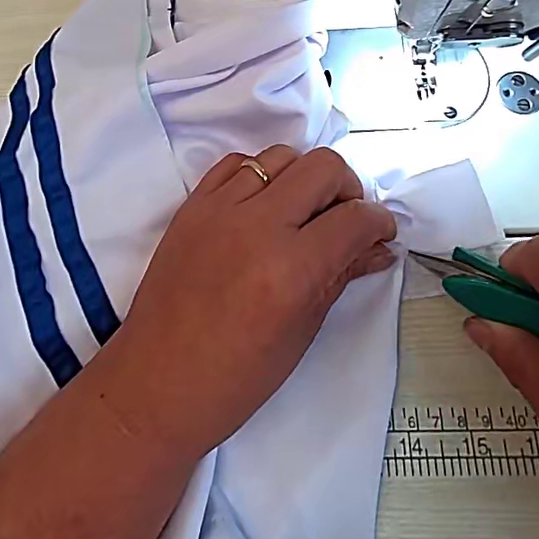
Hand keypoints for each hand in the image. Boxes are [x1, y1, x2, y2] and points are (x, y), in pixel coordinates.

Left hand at [88, 146, 396, 458]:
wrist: (157, 381)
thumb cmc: (235, 377)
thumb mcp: (301, 332)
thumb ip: (341, 276)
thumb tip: (377, 248)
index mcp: (290, 269)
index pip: (354, 219)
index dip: (378, 223)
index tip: (380, 233)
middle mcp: (256, 226)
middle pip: (322, 167)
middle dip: (347, 189)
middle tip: (344, 220)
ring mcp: (218, 210)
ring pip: (279, 156)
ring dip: (303, 177)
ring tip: (302, 212)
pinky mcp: (191, 206)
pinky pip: (234, 164)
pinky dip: (258, 174)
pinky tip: (262, 204)